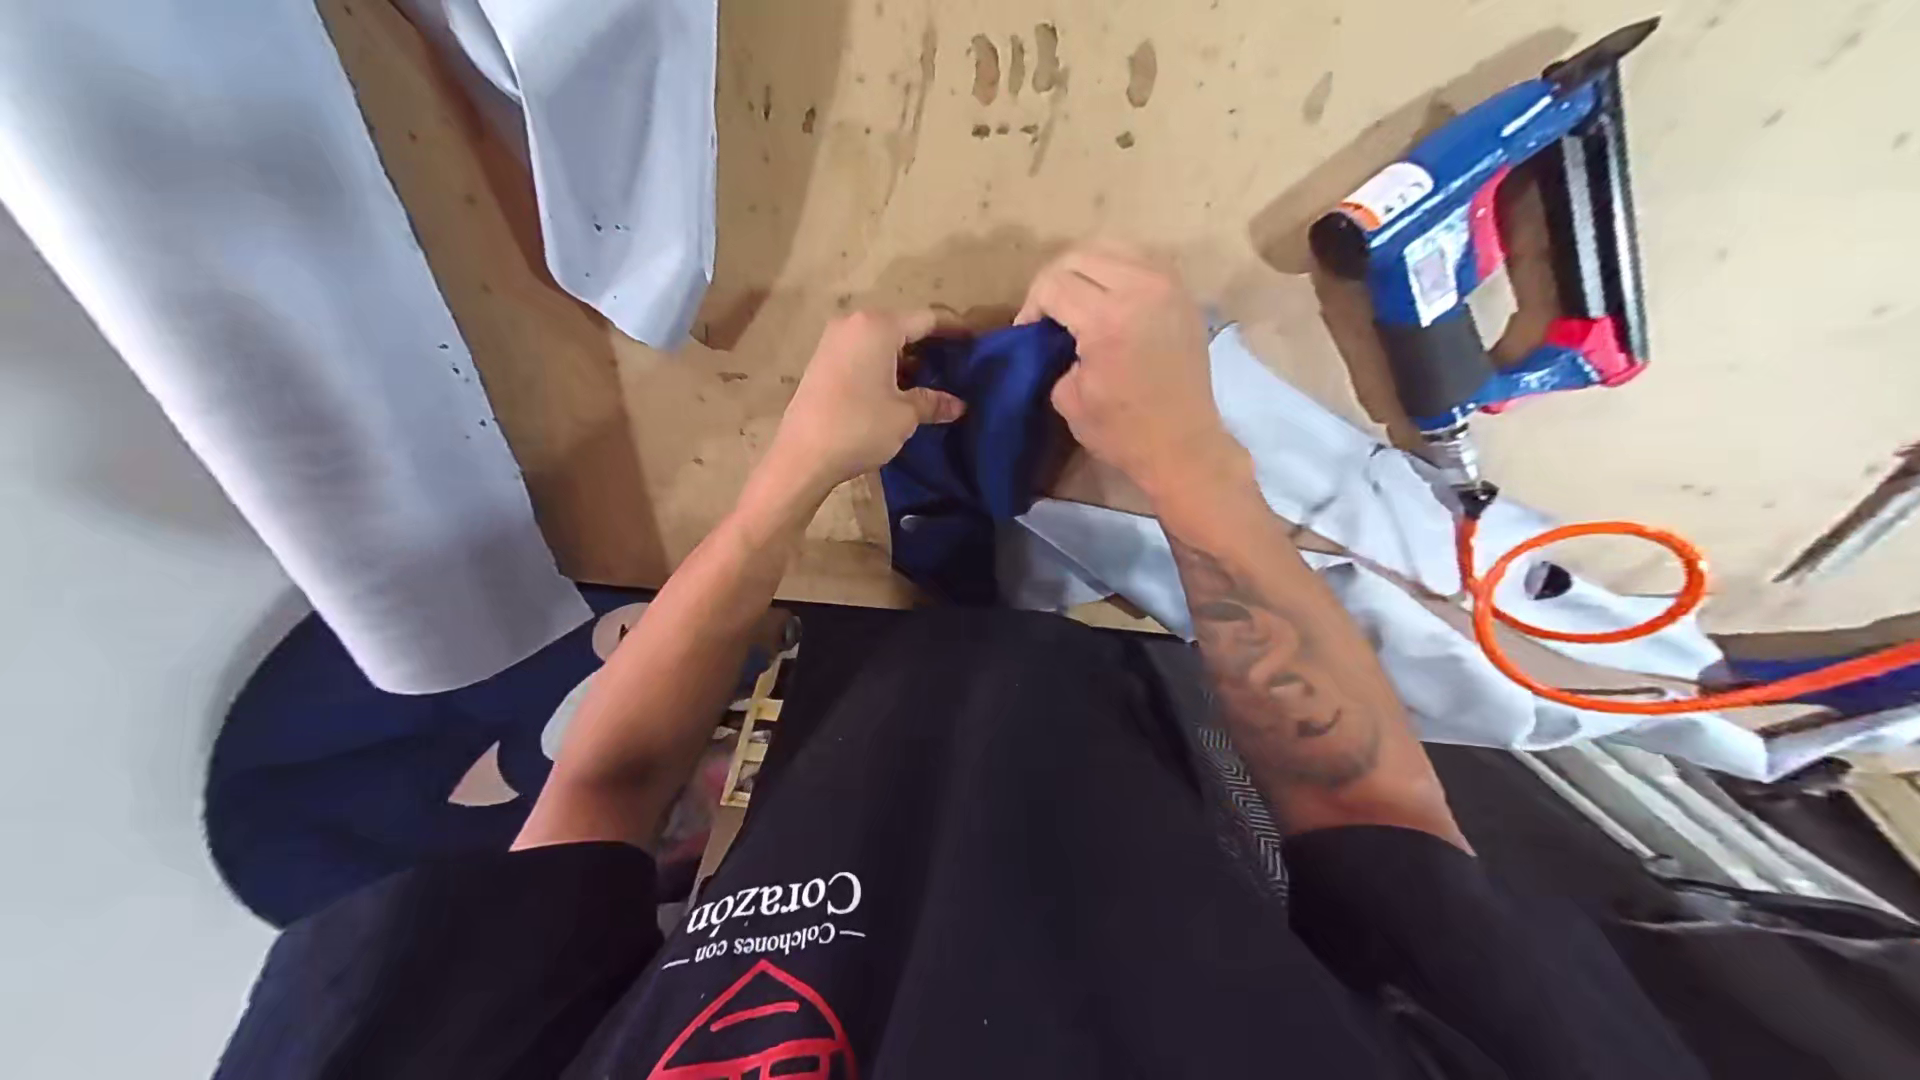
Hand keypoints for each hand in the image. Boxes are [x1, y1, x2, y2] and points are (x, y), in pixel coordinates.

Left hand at [766, 309, 965, 492]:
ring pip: (881, 341)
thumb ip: (933, 402)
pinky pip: (863, 353)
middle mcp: (853, 324)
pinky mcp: (823, 362)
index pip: (926, 319)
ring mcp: (834, 341)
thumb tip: (959, 405)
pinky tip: (899, 388)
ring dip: (906, 357)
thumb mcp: (905, 415)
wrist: (803, 456)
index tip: (974, 342)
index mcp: (877, 327)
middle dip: (930, 344)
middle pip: (902, 326)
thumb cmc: (860, 427)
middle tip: (955, 364)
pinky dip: (885, 365)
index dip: (954, 330)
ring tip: (931, 381)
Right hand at [1016, 245, 1245, 498]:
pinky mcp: (1182, 293)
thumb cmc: (1122, 432)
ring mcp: (1167, 286)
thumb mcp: (1068, 398)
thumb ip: (1055, 354)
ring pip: (1111, 247)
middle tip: (1048, 314)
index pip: (1053, 284)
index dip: (1032, 306)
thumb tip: (1054, 335)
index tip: (1029, 332)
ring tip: (1077, 302)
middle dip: (1053, 282)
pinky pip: (1141, 259)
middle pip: (1079, 255)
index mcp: (1107, 320)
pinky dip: (1116, 270)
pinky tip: (1108, 298)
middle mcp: (1140, 289)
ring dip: (1085, 270)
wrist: (1183, 446)